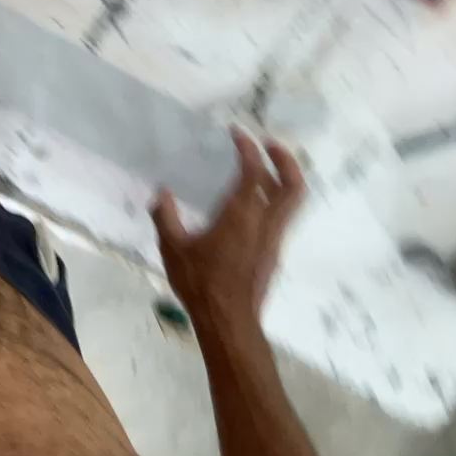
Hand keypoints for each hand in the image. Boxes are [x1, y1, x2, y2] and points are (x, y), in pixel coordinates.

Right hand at [151, 128, 305, 334]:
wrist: (229, 320)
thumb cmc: (199, 282)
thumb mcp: (172, 247)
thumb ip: (166, 216)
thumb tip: (162, 194)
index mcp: (240, 218)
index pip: (253, 175)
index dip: (248, 150)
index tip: (237, 134)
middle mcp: (264, 225)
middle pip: (292, 186)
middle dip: (286, 160)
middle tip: (270, 143)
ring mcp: (274, 239)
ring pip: (293, 202)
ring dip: (285, 178)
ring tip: (266, 166)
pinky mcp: (273, 252)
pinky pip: (283, 215)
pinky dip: (276, 197)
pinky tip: (255, 199)